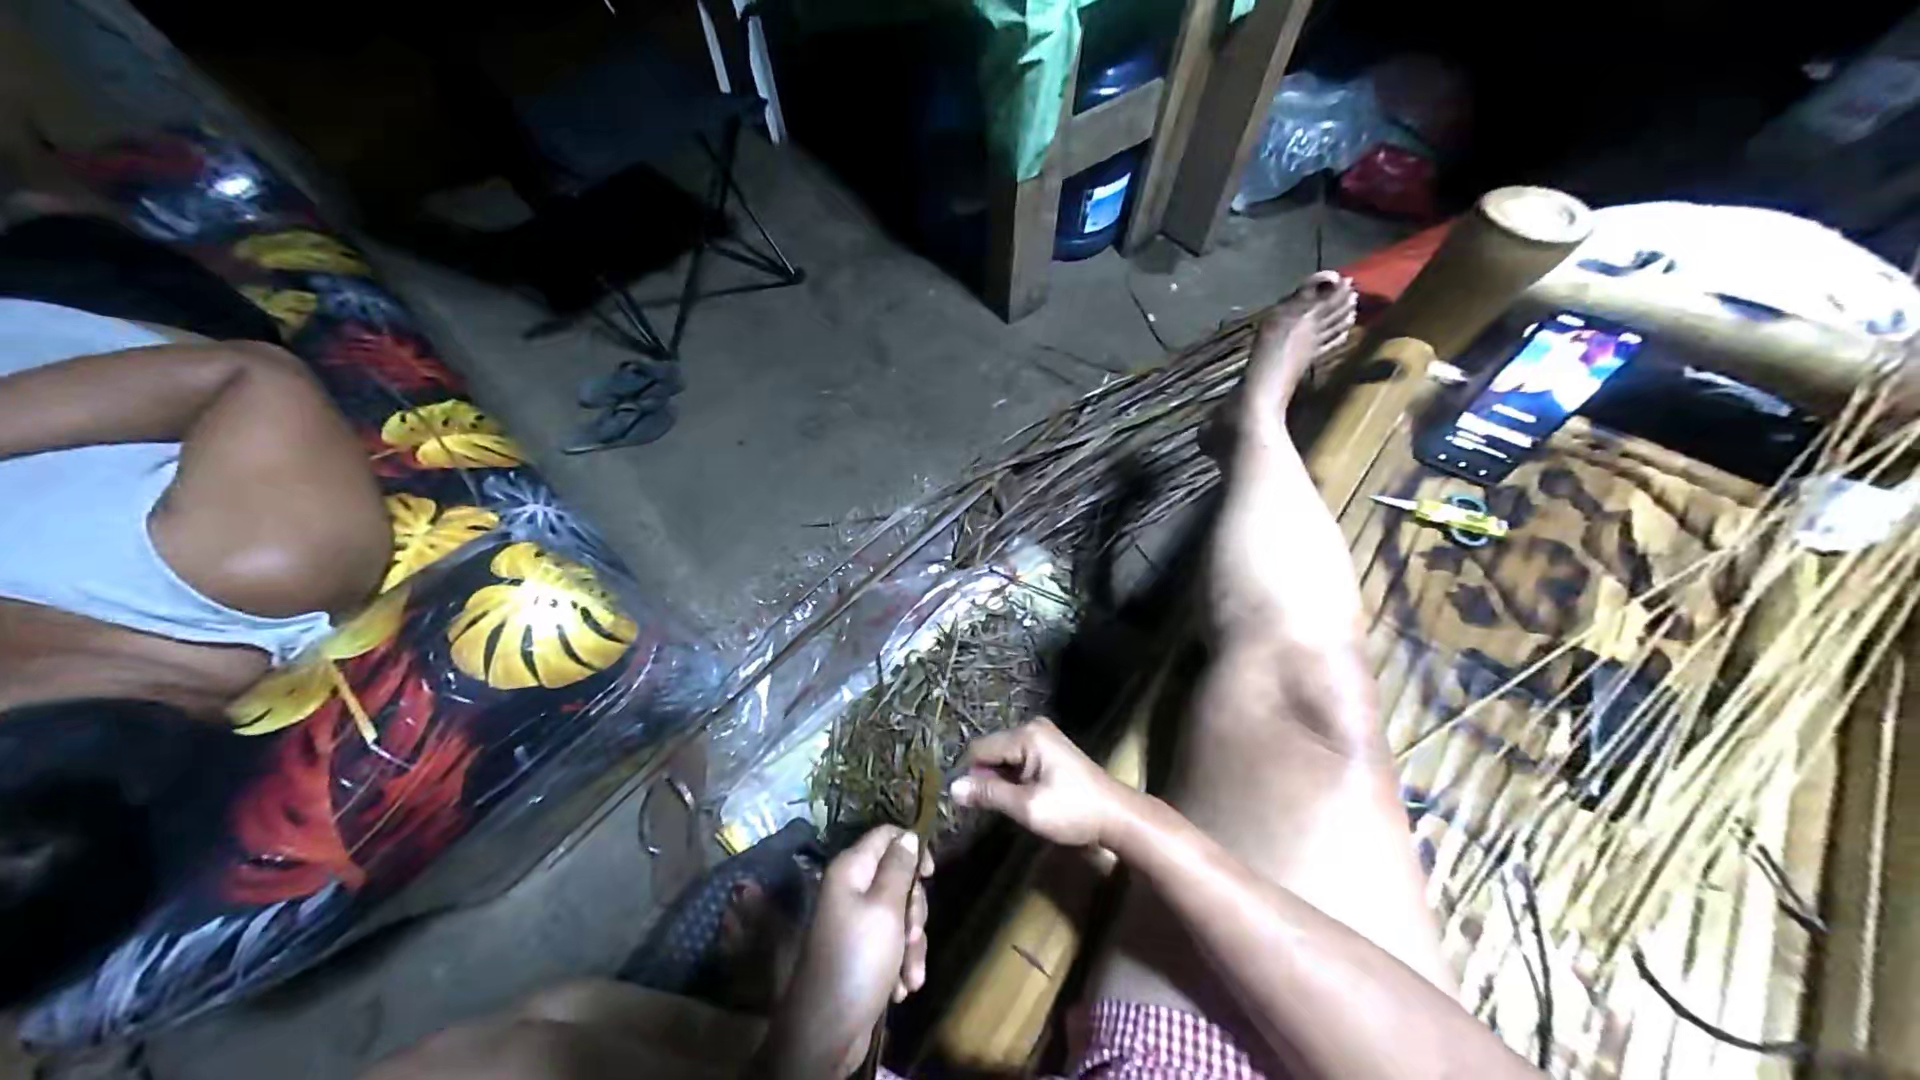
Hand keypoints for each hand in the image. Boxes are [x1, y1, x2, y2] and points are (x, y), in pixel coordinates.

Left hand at [759, 825, 932, 1079]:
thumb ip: (900, 867)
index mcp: (852, 869)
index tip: (930, 873)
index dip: (913, 846)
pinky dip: (902, 963)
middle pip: (898, 876)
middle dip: (915, 908)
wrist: (828, 1032)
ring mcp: (856, 921)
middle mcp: (852, 889)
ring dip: (912, 943)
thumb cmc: (859, 959)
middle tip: (912, 933)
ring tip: (909, 974)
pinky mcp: (863, 950)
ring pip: (900, 913)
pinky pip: (892, 942)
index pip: (887, 835)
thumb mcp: (886, 907)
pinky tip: (902, 987)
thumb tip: (910, 834)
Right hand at [949, 718, 1140, 848]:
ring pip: (1003, 758)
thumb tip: (952, 788)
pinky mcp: (1048, 750)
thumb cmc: (1073, 812)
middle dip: (984, 779)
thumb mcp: (1027, 807)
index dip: (968, 776)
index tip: (964, 804)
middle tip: (986, 810)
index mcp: (1026, 735)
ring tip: (1005, 806)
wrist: (1117, 817)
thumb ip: (989, 795)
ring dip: (999, 782)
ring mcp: (1042, 737)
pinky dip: (1012, 780)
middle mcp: (1032, 728)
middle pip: (990, 752)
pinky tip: (1019, 799)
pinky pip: (1017, 761)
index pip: (979, 749)